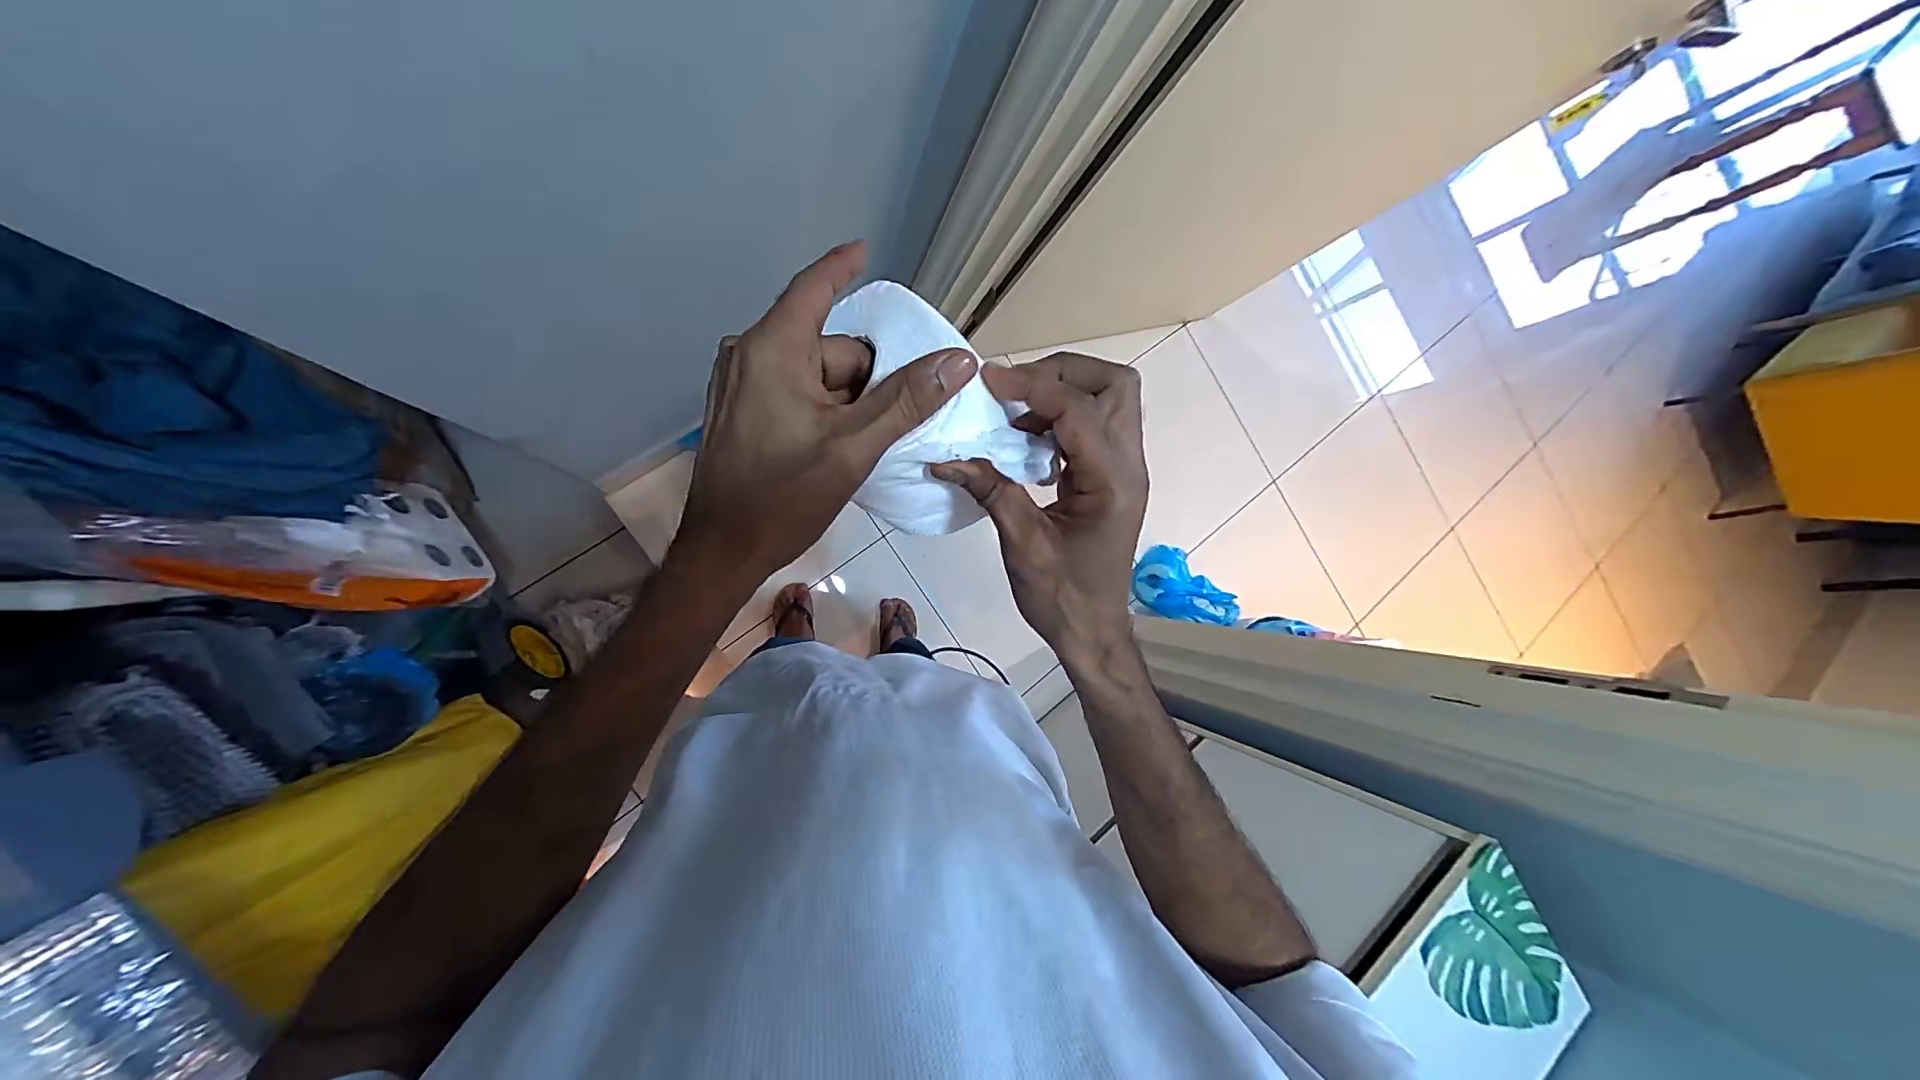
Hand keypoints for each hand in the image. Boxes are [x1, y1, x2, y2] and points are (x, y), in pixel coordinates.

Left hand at [674, 241, 976, 583]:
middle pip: (830, 346)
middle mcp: (751, 355)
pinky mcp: (741, 411)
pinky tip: (837, 446)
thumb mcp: (854, 447)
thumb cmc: (783, 496)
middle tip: (885, 425)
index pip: (815, 287)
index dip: (844, 266)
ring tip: (860, 446)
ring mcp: (742, 385)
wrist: (724, 549)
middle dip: (865, 379)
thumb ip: (907, 401)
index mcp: (773, 348)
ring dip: (847, 401)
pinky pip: (796, 392)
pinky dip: (824, 409)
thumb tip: (958, 361)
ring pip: (816, 374)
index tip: (866, 250)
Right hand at [931, 353, 1145, 665]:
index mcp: (1112, 482)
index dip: (1032, 385)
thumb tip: (945, 459)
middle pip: (1115, 384)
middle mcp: (1130, 465)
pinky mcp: (1115, 475)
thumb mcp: (1023, 546)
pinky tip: (1029, 438)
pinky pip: (1097, 423)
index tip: (988, 380)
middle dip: (1062, 371)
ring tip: (1014, 413)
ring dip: (1063, 391)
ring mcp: (1127, 469)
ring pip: (1112, 397)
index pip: (1078, 409)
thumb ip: (991, 492)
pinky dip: (1063, 415)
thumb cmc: (1062, 598)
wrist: (1094, 631)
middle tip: (1012, 390)